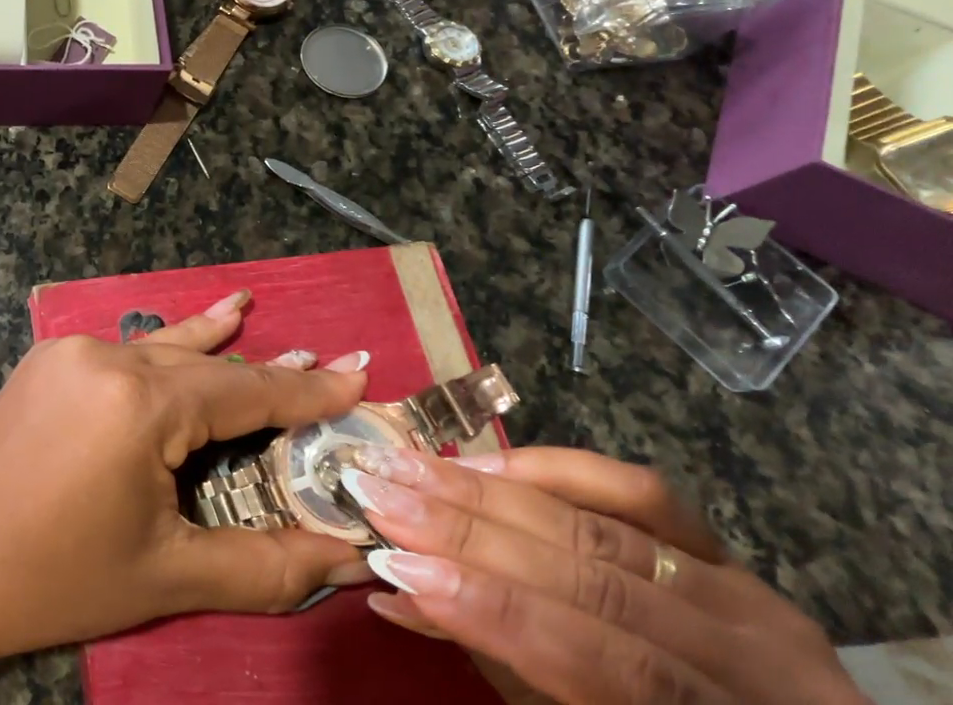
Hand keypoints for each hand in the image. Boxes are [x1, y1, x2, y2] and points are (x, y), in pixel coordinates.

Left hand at [0, 292, 373, 674]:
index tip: (360, 377)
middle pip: (204, 364)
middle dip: (265, 373)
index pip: (246, 390)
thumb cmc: (54, 577)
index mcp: (139, 401)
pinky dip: (158, 350)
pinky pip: (119, 353)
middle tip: (326, 363)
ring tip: (247, 309)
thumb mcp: (168, 577)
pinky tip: (178, 338)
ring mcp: (66, 355)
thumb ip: (267, 565)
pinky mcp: (42, 365)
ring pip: (158, 348)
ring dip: (207, 341)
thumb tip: (350, 557)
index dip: (306, 392)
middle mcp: (104, 357)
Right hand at [339, 446, 868, 704]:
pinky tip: (490, 462)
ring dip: (486, 490)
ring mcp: (744, 597)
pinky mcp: (728, 554)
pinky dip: (563, 471)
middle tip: (375, 490)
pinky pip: (647, 494)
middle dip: (466, 529)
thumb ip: (502, 664)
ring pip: (603, 527)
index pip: (594, 653)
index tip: (394, 561)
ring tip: (403, 464)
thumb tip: (398, 592)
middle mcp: (752, 658)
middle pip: (591, 573)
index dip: (488, 605)